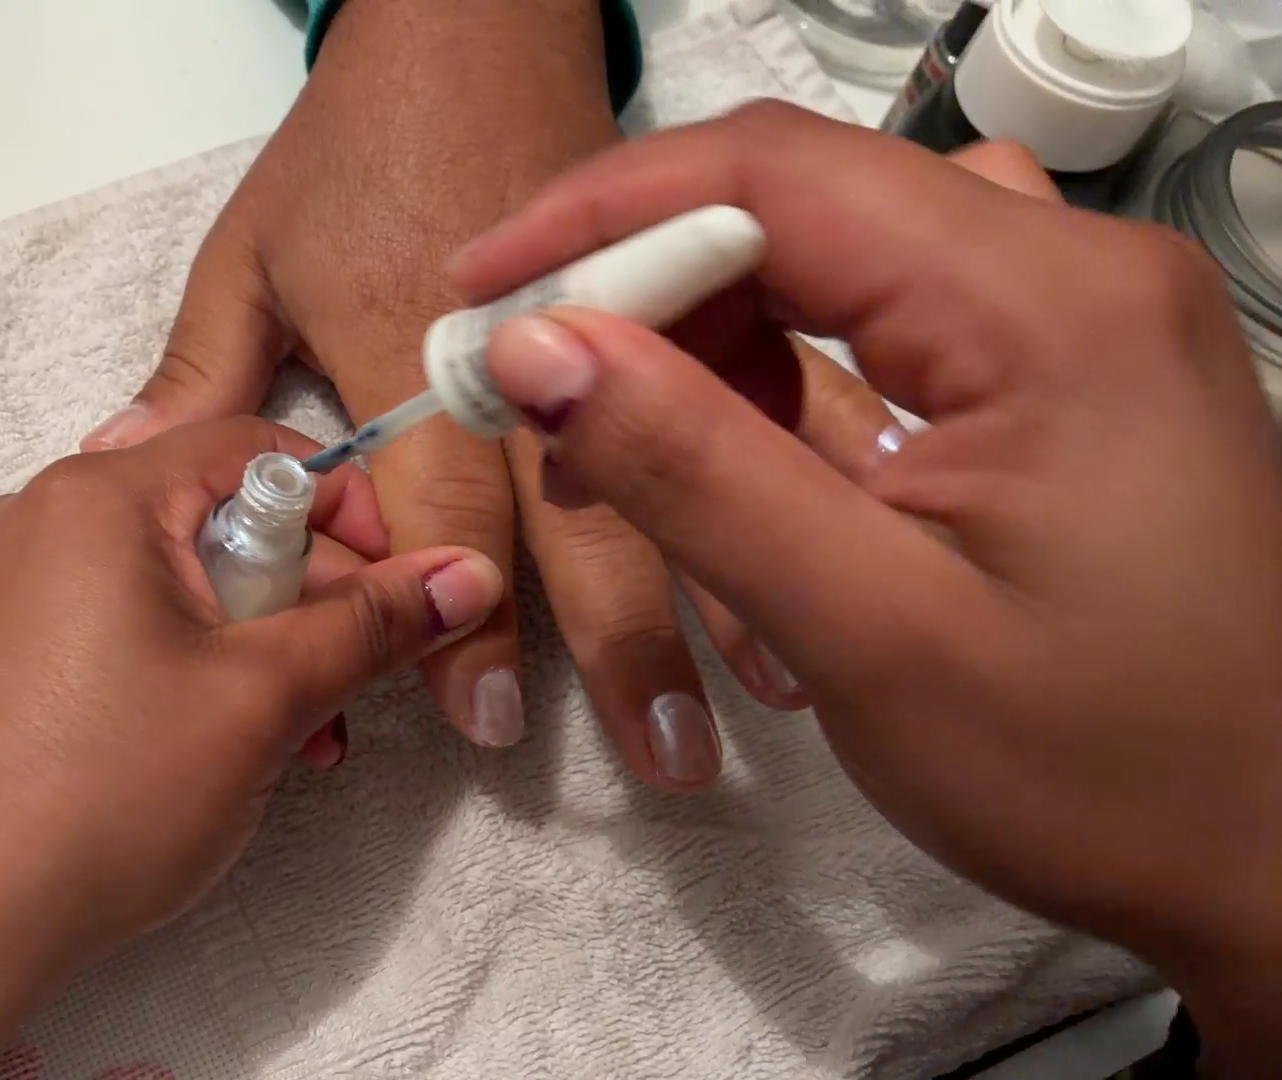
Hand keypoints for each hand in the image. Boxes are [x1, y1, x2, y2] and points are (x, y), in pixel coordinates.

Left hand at [0, 418, 501, 1079]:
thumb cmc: (111, 792)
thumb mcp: (263, 697)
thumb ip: (374, 624)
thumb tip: (470, 575)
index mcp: (99, 496)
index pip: (254, 448)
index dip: (343, 502)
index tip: (394, 577)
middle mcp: (49, 514)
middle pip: (219, 517)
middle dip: (306, 597)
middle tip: (352, 679)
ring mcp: (19, 578)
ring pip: (182, 577)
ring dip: (260, 641)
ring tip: (302, 733)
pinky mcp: (10, 639)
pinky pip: (131, 616)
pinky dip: (196, 659)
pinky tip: (228, 736)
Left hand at [81, 0, 784, 788]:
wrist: (464, 21)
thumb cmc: (350, 147)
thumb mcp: (249, 260)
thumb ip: (199, 376)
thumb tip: (121, 458)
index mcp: (411, 361)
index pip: (441, 517)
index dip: (459, 624)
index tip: (487, 726)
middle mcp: (519, 364)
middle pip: (573, 522)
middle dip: (618, 646)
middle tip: (666, 759)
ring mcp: (604, 329)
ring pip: (664, 472)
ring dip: (713, 588)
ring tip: (761, 700)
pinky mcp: (664, 297)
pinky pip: (729, 396)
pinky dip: (767, 472)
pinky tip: (811, 544)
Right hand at [463, 102, 1281, 1068]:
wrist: (1269, 868)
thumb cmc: (1088, 764)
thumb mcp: (858, 621)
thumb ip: (689, 470)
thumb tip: (533, 352)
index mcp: (1034, 303)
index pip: (771, 175)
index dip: (598, 213)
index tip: (481, 285)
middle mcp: (1042, 274)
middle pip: (778, 213)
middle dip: (625, 293)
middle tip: (525, 389)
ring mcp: (1028, 326)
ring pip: (792, 277)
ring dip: (670, 353)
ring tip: (594, 463)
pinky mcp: (1003, 383)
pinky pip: (827, 341)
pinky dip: (727, 393)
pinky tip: (686, 474)